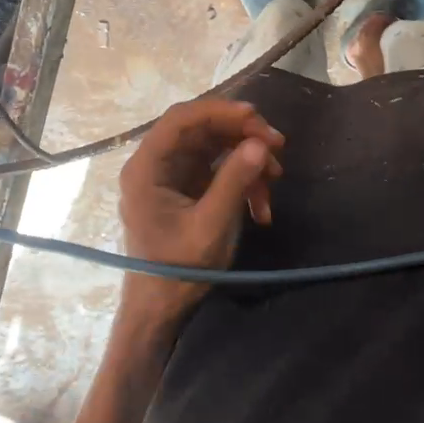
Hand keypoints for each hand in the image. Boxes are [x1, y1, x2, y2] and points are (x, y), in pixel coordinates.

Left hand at [117, 99, 284, 324]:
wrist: (162, 311)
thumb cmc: (178, 271)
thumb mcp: (211, 226)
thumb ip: (234, 181)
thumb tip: (260, 144)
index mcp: (146, 167)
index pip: (180, 119)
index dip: (218, 110)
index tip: (255, 116)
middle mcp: (156, 164)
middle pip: (201, 129)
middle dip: (241, 133)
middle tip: (277, 144)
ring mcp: (173, 175)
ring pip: (215, 147)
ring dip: (247, 157)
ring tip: (276, 178)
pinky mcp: (188, 188)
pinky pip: (219, 169)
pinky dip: (243, 180)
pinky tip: (262, 207)